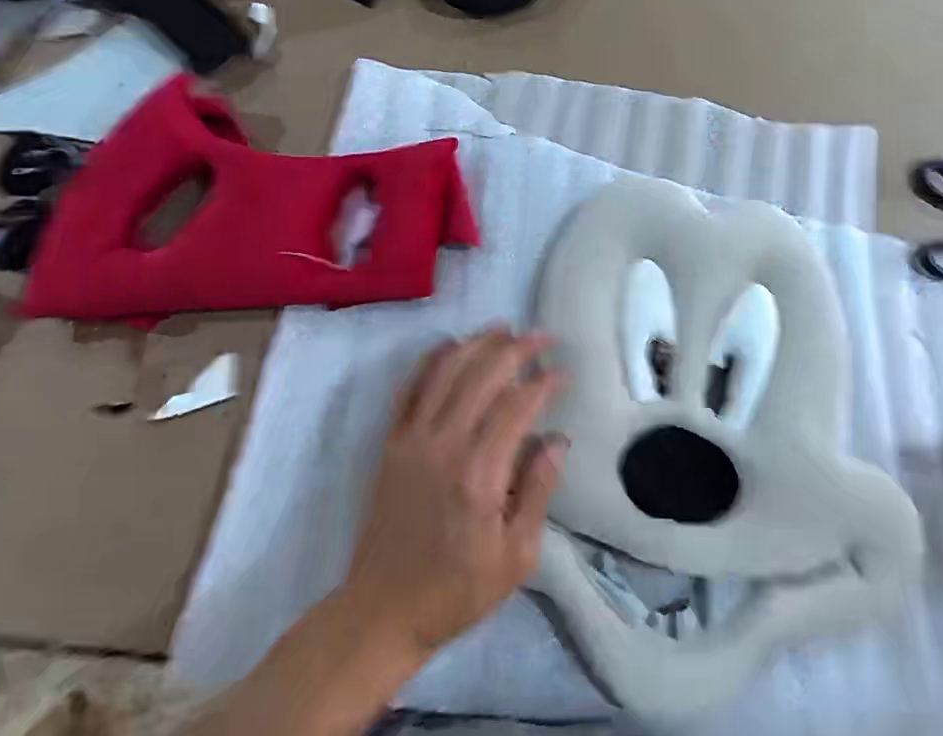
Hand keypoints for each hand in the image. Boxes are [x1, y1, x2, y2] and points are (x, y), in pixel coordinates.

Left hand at [340, 329, 568, 657]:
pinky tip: (450, 346)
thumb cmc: (457, 590)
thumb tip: (557, 440)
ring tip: (504, 329)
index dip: (544, 382)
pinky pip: (410, 390)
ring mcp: (411, 442)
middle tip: (544, 337)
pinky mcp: (391, 446)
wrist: (379, 613)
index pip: (518, 406)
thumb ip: (538, 492)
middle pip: (483, 377)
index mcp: (480, 475)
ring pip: (445, 373)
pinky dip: (431, 362)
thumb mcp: (516, 556)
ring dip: (477, 344)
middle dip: (517, 349)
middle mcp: (444, 447)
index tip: (563, 373)